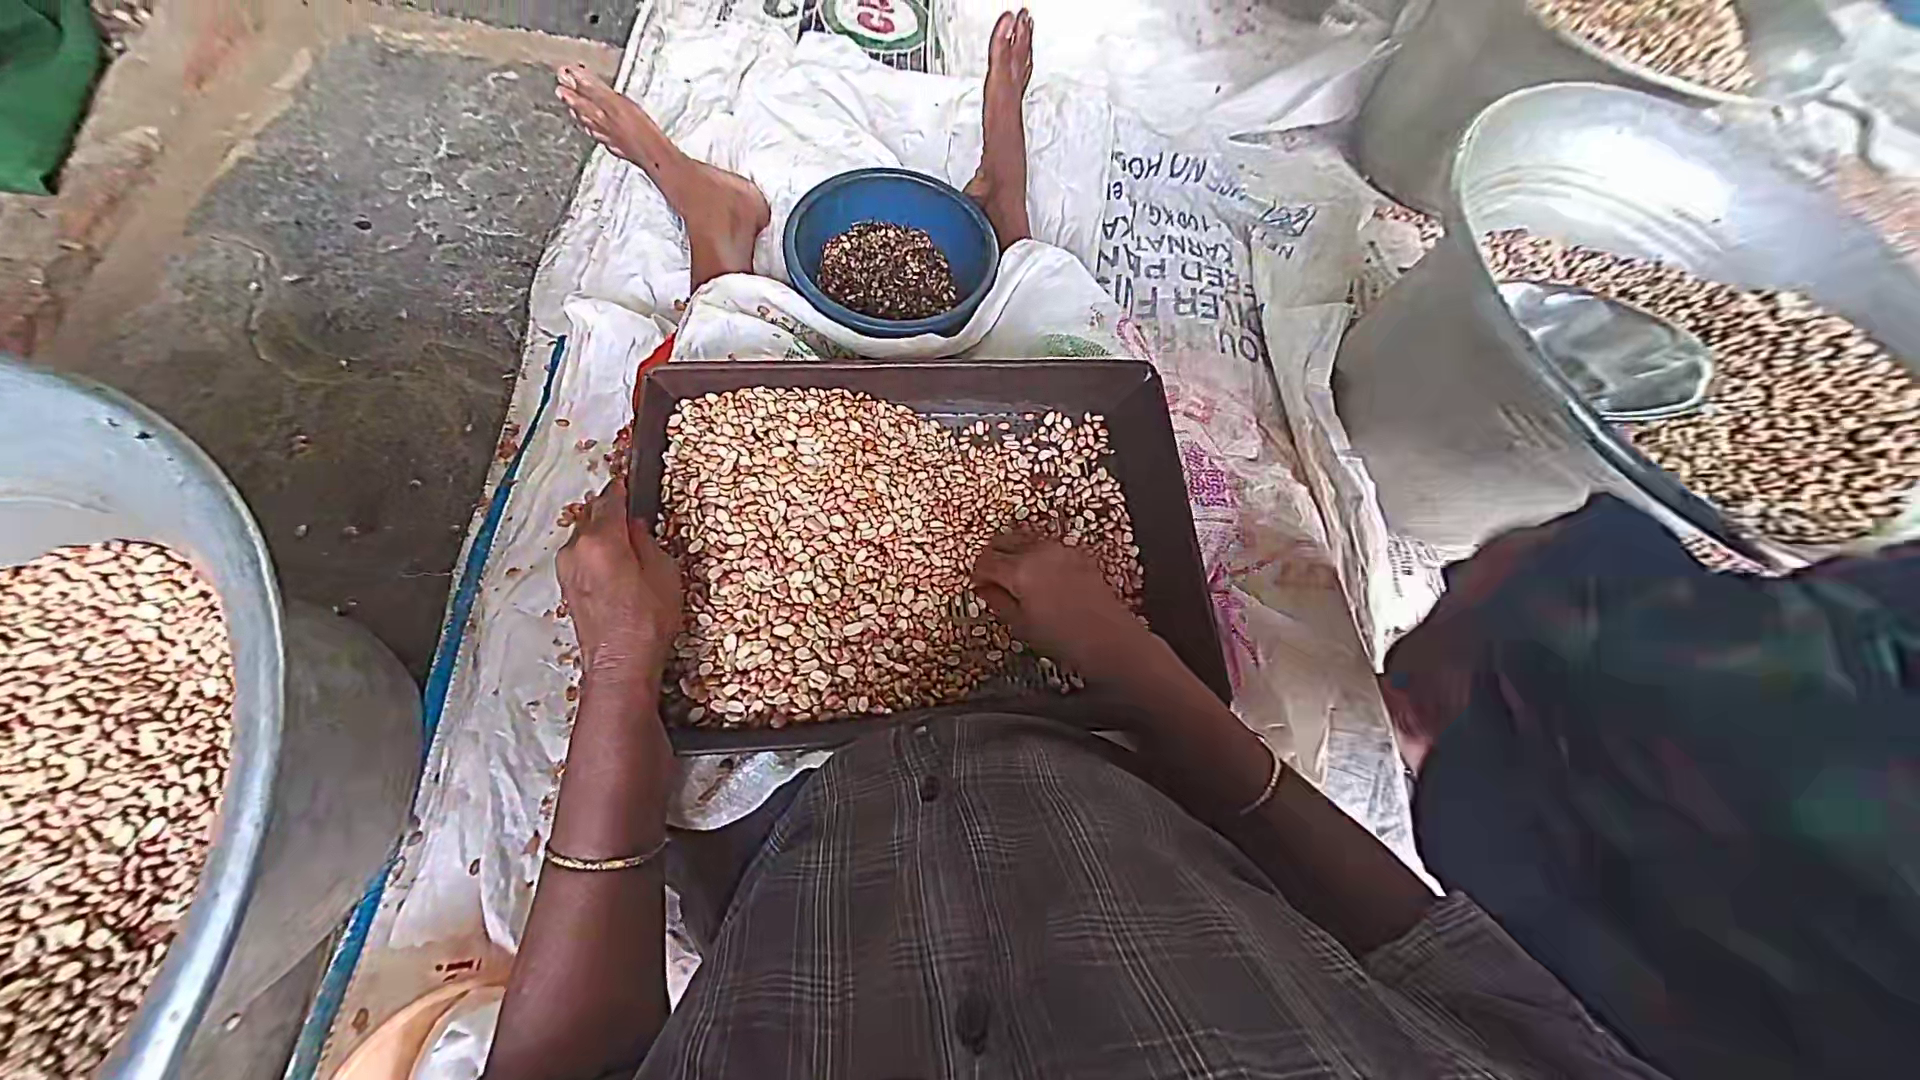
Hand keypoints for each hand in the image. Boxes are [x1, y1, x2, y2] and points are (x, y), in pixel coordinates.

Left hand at [557, 477, 682, 679]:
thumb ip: (647, 541)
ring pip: (585, 536)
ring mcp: (567, 568)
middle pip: (592, 515)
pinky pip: (582, 555)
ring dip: (604, 531)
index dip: (622, 488)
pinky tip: (618, 560)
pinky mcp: (567, 585)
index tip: (629, 478)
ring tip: (630, 538)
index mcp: (601, 541)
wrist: (620, 661)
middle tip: (634, 508)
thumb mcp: (663, 571)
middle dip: (611, 509)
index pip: (610, 501)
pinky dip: (597, 550)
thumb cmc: (648, 619)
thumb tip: (636, 528)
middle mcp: (576, 549)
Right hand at [971, 532, 1155, 681]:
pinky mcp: (1077, 553)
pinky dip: (1034, 555)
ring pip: (1024, 539)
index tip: (978, 585)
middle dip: (993, 558)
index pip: (985, 561)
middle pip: (1003, 541)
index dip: (977, 574)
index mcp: (1020, 571)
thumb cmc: (1065, 640)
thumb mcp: (1021, 624)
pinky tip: (1038, 578)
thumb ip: (997, 600)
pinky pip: (1045, 546)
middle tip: (991, 579)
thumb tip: (983, 588)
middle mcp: (1039, 552)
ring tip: (1014, 579)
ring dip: (1013, 553)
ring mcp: (1060, 549)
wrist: (1112, 641)